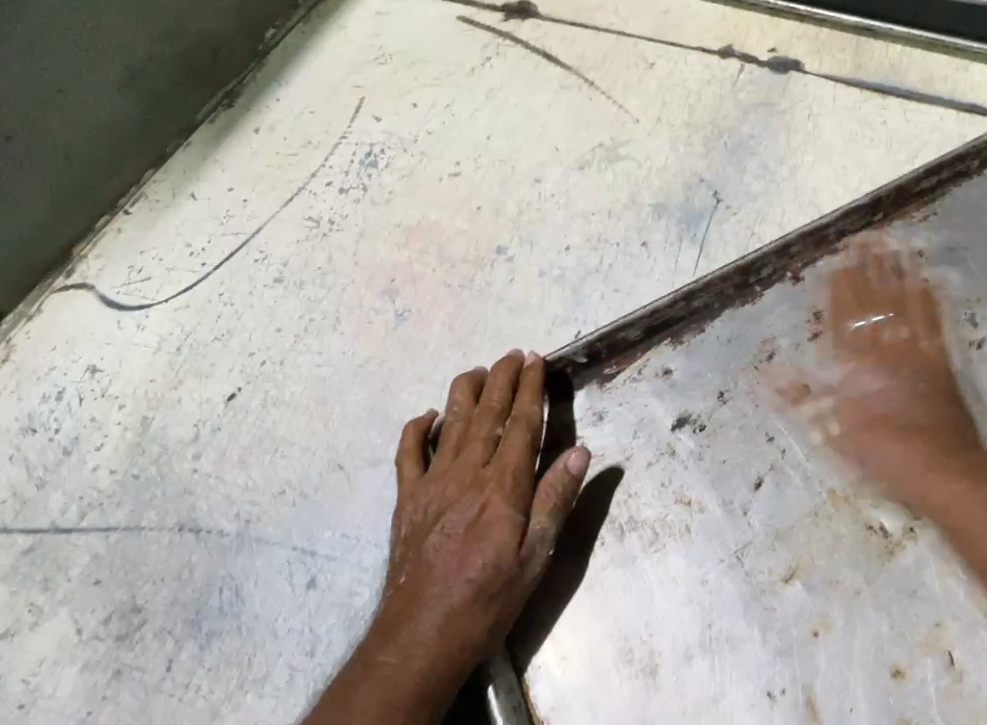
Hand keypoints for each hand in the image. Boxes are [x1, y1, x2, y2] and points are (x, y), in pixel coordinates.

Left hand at [306, 351, 589, 723]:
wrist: (423, 632)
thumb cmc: (489, 597)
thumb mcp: (536, 557)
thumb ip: (555, 499)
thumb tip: (579, 451)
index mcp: (503, 486)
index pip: (521, 424)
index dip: (530, 388)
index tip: (536, 360)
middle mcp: (467, 473)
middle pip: (487, 414)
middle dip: (502, 379)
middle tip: (512, 353)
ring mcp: (432, 483)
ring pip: (449, 423)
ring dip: (465, 392)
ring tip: (478, 370)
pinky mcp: (407, 499)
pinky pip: (407, 453)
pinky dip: (417, 428)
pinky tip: (427, 415)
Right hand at [810, 237, 986, 505]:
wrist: (942, 468)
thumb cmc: (882, 452)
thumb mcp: (830, 431)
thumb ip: (798, 397)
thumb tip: (761, 374)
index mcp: (855, 364)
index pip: (842, 315)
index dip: (839, 286)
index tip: (836, 258)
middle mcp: (885, 349)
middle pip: (874, 301)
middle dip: (866, 268)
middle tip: (864, 237)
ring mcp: (918, 352)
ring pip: (905, 303)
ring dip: (898, 272)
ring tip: (894, 244)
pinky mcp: (944, 362)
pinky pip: (937, 323)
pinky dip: (933, 300)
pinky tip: (931, 279)